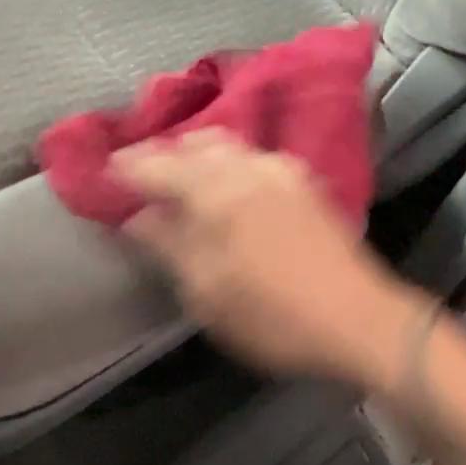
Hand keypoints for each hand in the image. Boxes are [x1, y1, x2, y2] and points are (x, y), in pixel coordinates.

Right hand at [114, 130, 422, 385]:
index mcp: (218, 191)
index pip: (160, 164)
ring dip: (200, 157)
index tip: (105, 172)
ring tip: (184, 180)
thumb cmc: (275, 316)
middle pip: (198, 144)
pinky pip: (257, 160)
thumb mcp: (208, 293)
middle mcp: (250, 168)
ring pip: (231, 147)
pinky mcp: (308, 187)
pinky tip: (232, 188)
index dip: (128, 166)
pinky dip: (232, 165)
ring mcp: (285, 173)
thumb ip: (170, 246)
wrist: (361, 320)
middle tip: (142, 177)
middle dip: (166, 155)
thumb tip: (138, 216)